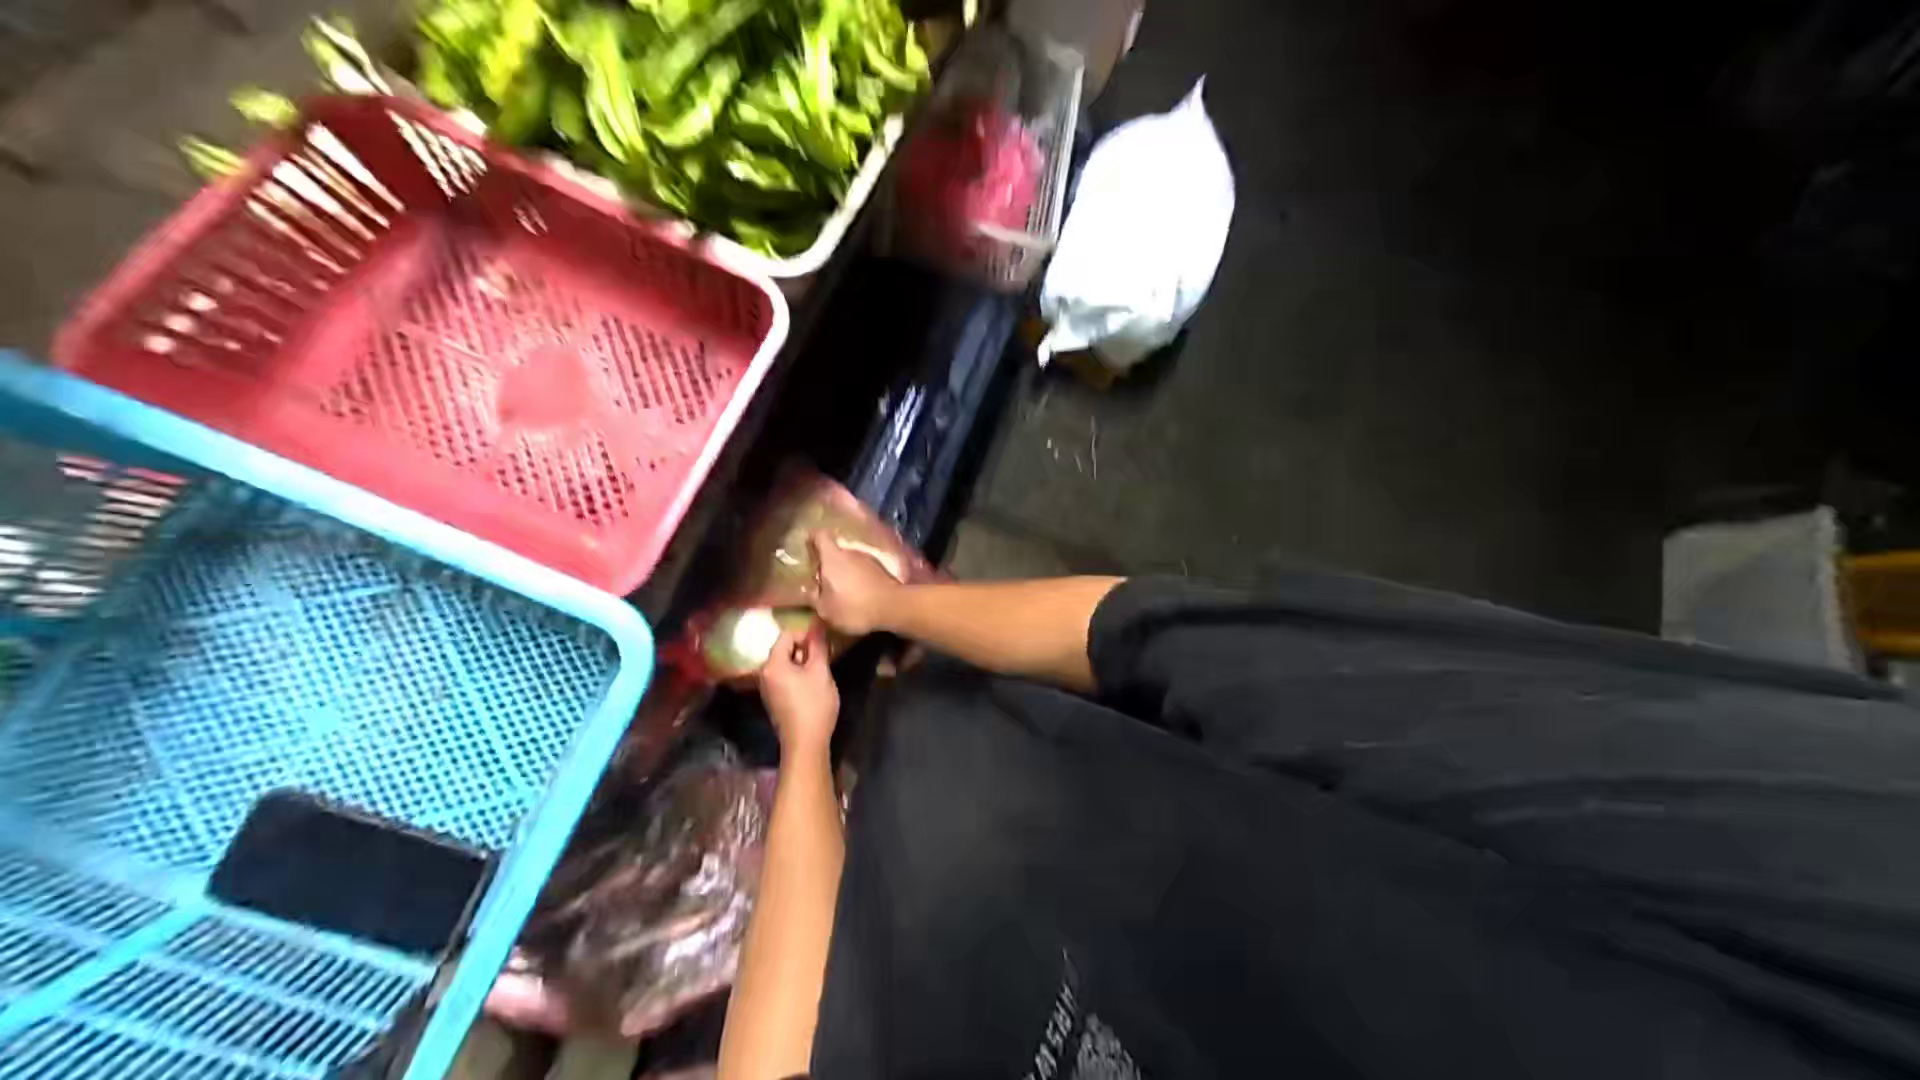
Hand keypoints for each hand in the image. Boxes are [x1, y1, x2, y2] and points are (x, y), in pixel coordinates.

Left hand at [759, 625, 839, 758]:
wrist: (805, 743)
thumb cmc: (814, 704)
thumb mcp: (820, 671)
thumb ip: (818, 646)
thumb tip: (816, 624)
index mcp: (773, 664)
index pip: (786, 635)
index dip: (806, 635)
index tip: (824, 646)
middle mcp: (765, 673)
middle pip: (784, 649)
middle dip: (805, 649)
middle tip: (825, 658)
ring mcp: (768, 688)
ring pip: (786, 664)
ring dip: (804, 663)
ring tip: (821, 671)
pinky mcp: (774, 699)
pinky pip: (785, 677)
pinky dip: (798, 675)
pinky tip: (813, 686)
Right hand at [810, 530, 903, 635]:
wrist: (894, 607)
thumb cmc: (853, 607)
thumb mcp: (825, 610)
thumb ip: (814, 598)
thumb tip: (807, 592)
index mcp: (832, 557)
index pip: (819, 536)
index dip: (812, 539)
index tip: (807, 547)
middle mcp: (851, 552)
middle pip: (836, 550)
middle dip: (828, 562)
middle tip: (822, 578)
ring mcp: (869, 559)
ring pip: (851, 561)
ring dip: (845, 572)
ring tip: (841, 589)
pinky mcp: (883, 570)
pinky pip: (865, 571)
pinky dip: (859, 579)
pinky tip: (859, 594)